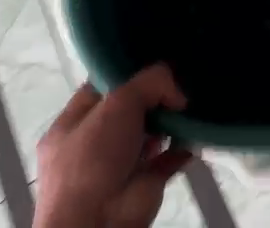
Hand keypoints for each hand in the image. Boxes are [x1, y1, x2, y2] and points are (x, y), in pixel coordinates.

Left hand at [35, 66, 194, 227]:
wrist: (98, 223)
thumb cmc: (94, 157)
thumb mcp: (119, 102)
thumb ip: (151, 82)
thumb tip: (177, 95)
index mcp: (73, 123)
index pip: (103, 86)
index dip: (129, 71)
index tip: (159, 59)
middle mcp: (94, 142)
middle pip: (131, 107)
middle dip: (156, 95)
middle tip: (181, 82)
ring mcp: (119, 163)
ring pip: (151, 131)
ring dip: (172, 120)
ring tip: (190, 106)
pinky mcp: (145, 181)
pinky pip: (170, 156)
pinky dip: (184, 145)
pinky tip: (196, 133)